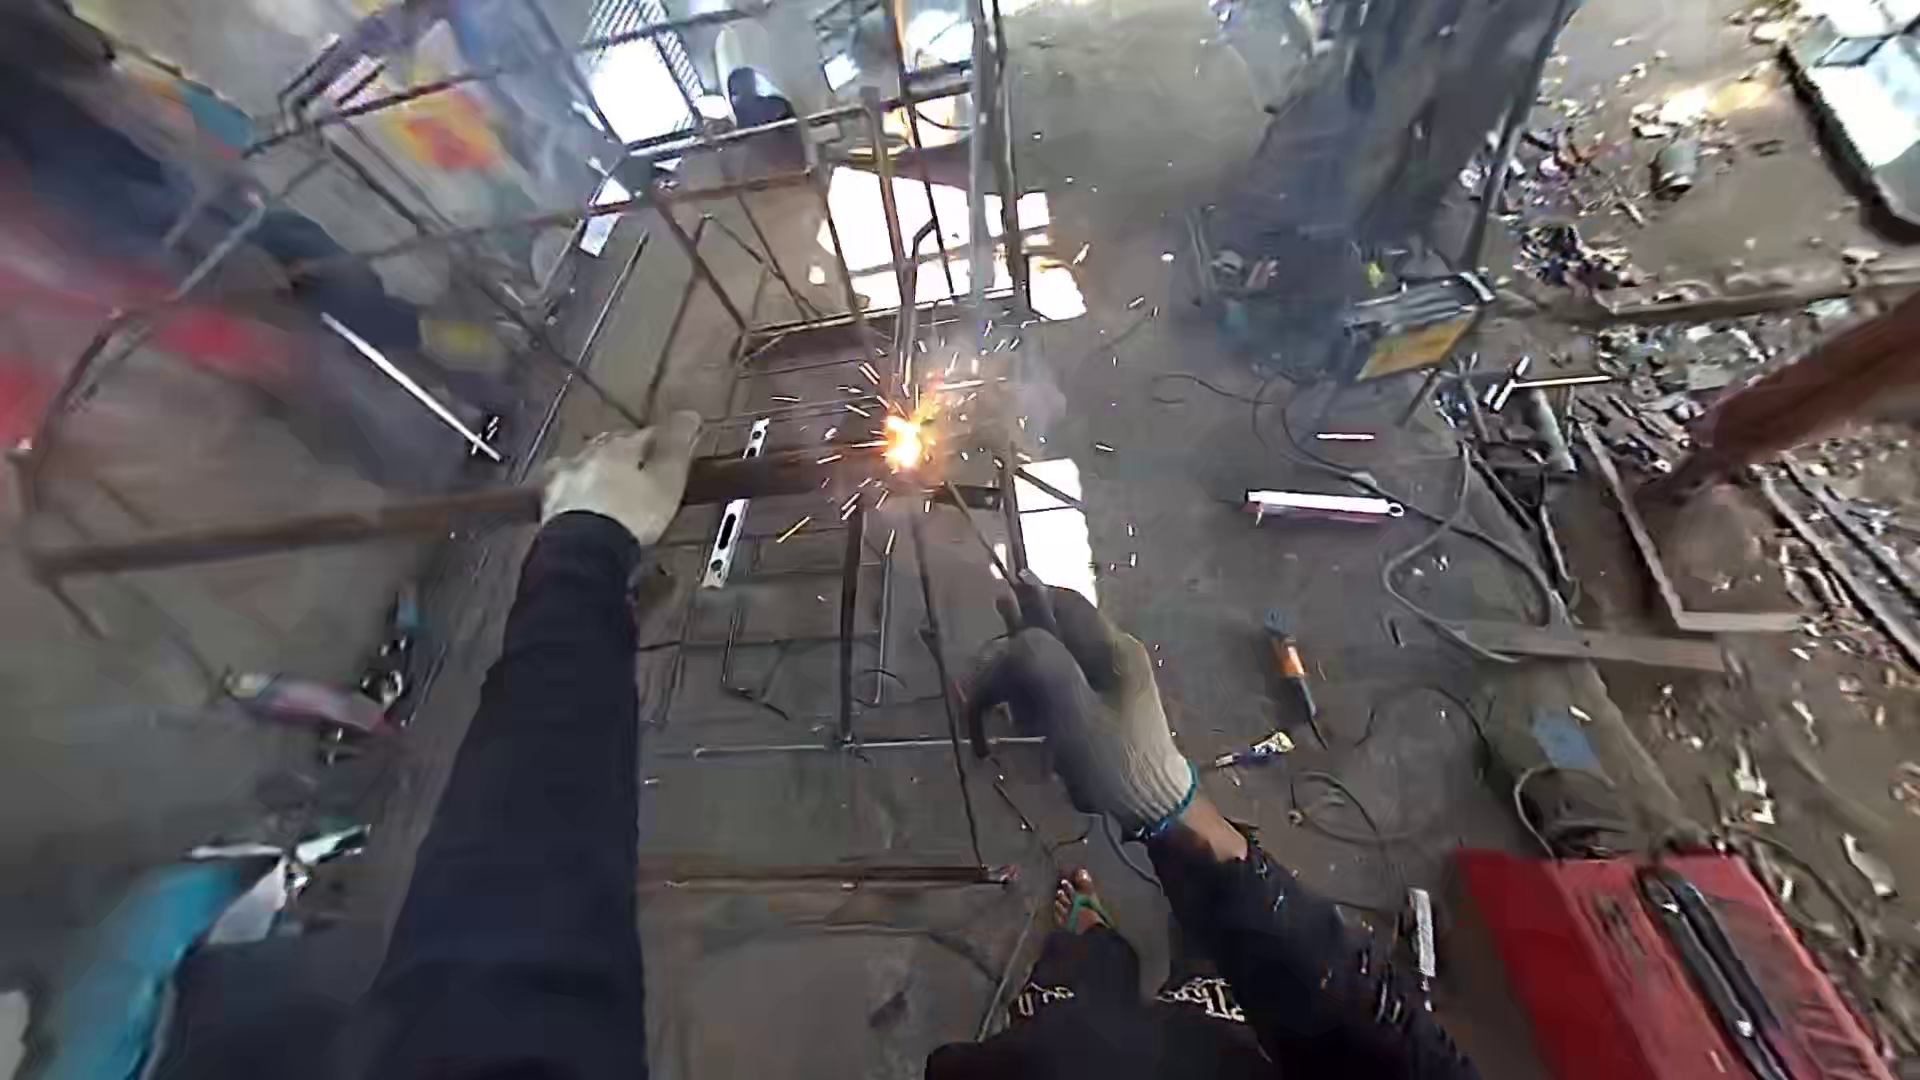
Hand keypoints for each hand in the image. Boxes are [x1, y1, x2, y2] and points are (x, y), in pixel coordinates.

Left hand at [541, 411, 700, 545]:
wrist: (586, 547)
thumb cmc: (633, 513)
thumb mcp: (668, 480)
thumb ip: (677, 447)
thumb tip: (689, 415)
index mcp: (619, 447)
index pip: (647, 434)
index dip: (664, 439)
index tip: (677, 447)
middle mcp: (588, 455)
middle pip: (612, 445)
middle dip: (628, 451)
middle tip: (644, 465)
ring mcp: (565, 478)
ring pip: (586, 463)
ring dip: (599, 468)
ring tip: (612, 483)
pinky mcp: (550, 502)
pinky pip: (566, 488)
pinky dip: (578, 490)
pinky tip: (582, 499)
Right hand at [967, 578, 1195, 835]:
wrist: (1152, 807)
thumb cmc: (1116, 760)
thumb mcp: (1075, 713)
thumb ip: (1045, 665)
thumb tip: (1018, 633)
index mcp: (1112, 647)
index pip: (1066, 602)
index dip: (1030, 598)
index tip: (998, 612)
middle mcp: (1110, 652)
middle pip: (1053, 630)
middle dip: (1018, 650)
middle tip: (990, 681)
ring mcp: (1106, 675)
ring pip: (1050, 656)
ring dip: (1024, 677)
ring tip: (1014, 714)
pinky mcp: (1099, 697)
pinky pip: (1058, 681)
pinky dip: (1037, 695)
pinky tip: (1028, 723)